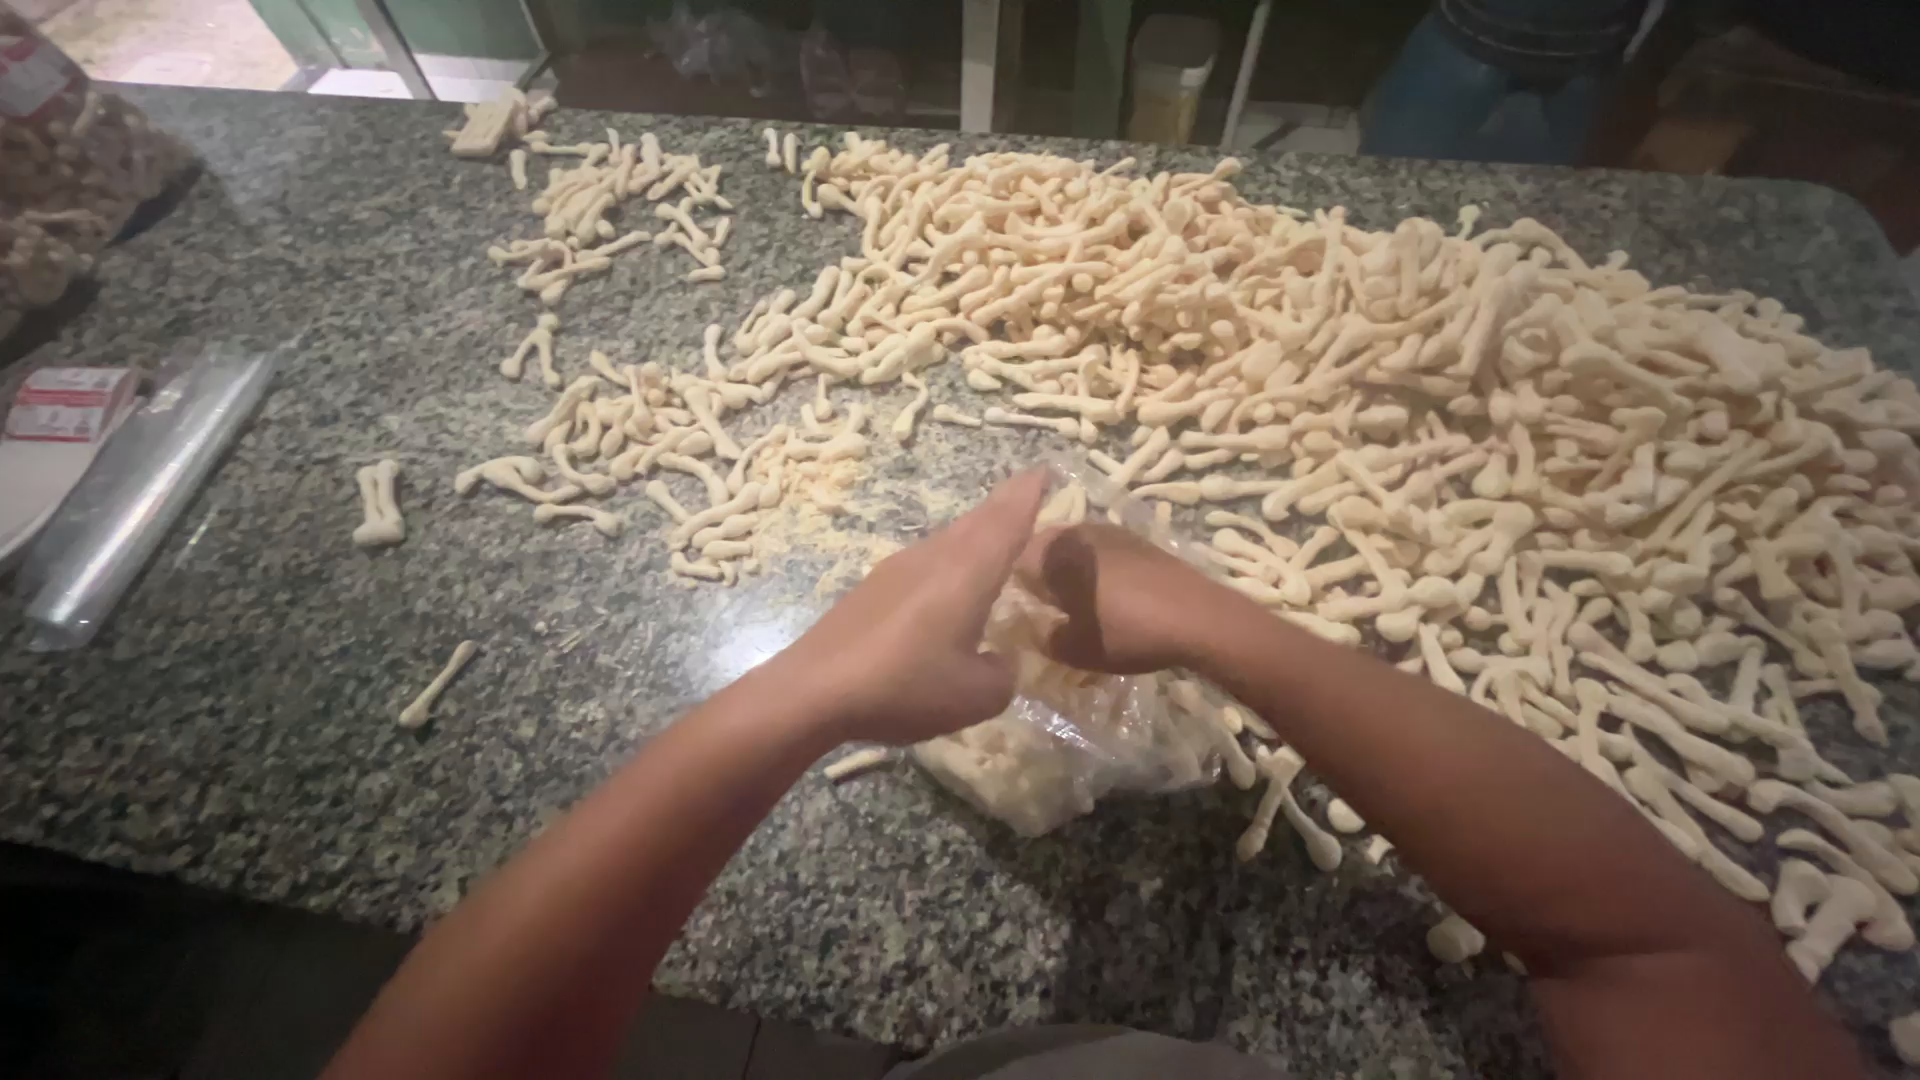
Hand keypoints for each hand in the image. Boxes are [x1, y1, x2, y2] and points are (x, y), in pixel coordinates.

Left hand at [775, 469, 1049, 744]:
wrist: (813, 690)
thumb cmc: (903, 686)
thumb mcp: (974, 697)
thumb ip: (1003, 675)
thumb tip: (1002, 660)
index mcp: (966, 572)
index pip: (1007, 520)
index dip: (1029, 493)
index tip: (1046, 470)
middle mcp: (934, 557)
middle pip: (978, 520)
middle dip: (1006, 503)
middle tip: (1029, 492)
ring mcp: (898, 567)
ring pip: (950, 537)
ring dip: (977, 530)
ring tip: (996, 538)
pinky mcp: (874, 586)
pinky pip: (927, 558)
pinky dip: (951, 557)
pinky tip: (949, 584)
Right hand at [1014, 523, 1225, 673]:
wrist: (1198, 617)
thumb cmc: (1128, 632)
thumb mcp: (1075, 650)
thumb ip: (1044, 638)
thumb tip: (1034, 629)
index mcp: (1052, 553)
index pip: (1011, 562)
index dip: (1012, 587)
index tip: (1021, 610)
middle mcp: (1075, 531)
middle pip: (1040, 549)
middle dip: (1039, 574)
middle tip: (1046, 608)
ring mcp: (1108, 530)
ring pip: (1071, 548)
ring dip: (1068, 569)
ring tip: (1078, 601)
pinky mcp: (1136, 538)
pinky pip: (1099, 550)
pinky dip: (1095, 568)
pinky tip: (1109, 594)